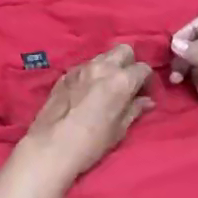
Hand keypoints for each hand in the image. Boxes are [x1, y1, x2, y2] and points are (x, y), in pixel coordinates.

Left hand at [18, 45, 154, 180]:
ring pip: (103, 56)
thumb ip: (135, 109)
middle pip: (124, 50)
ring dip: (110, 66)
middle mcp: (102, 66)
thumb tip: (147, 101)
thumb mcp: (119, 129)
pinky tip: (88, 91)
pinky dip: (92, 74)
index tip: (144, 94)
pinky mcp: (65, 74)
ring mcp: (81, 68)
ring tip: (107, 87)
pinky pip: (85, 67)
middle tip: (127, 84)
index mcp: (121, 80)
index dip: (147, 81)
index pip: (143, 68)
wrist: (51, 147)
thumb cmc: (91, 143)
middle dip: (130, 63)